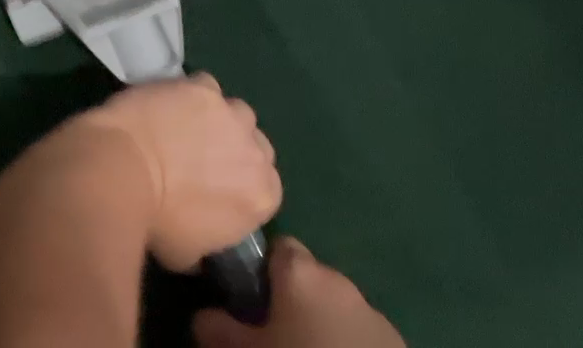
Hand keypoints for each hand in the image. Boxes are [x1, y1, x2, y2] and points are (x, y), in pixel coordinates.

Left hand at [70, 73, 280, 271]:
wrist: (123, 171)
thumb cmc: (155, 222)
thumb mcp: (187, 256)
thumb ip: (206, 246)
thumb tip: (198, 249)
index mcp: (263, 196)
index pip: (265, 187)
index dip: (240, 183)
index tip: (216, 184)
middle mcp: (257, 152)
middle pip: (254, 144)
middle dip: (234, 148)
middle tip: (199, 152)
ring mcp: (229, 114)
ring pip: (235, 111)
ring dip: (217, 117)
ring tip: (184, 122)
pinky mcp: (200, 88)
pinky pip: (204, 85)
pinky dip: (189, 92)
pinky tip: (169, 100)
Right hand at [193, 238, 404, 347]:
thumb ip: (217, 329)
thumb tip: (205, 316)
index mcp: (302, 274)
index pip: (278, 245)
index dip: (262, 269)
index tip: (251, 299)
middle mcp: (341, 282)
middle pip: (308, 278)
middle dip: (292, 300)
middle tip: (274, 334)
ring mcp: (377, 317)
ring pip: (337, 308)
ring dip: (322, 324)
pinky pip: (362, 335)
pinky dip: (348, 345)